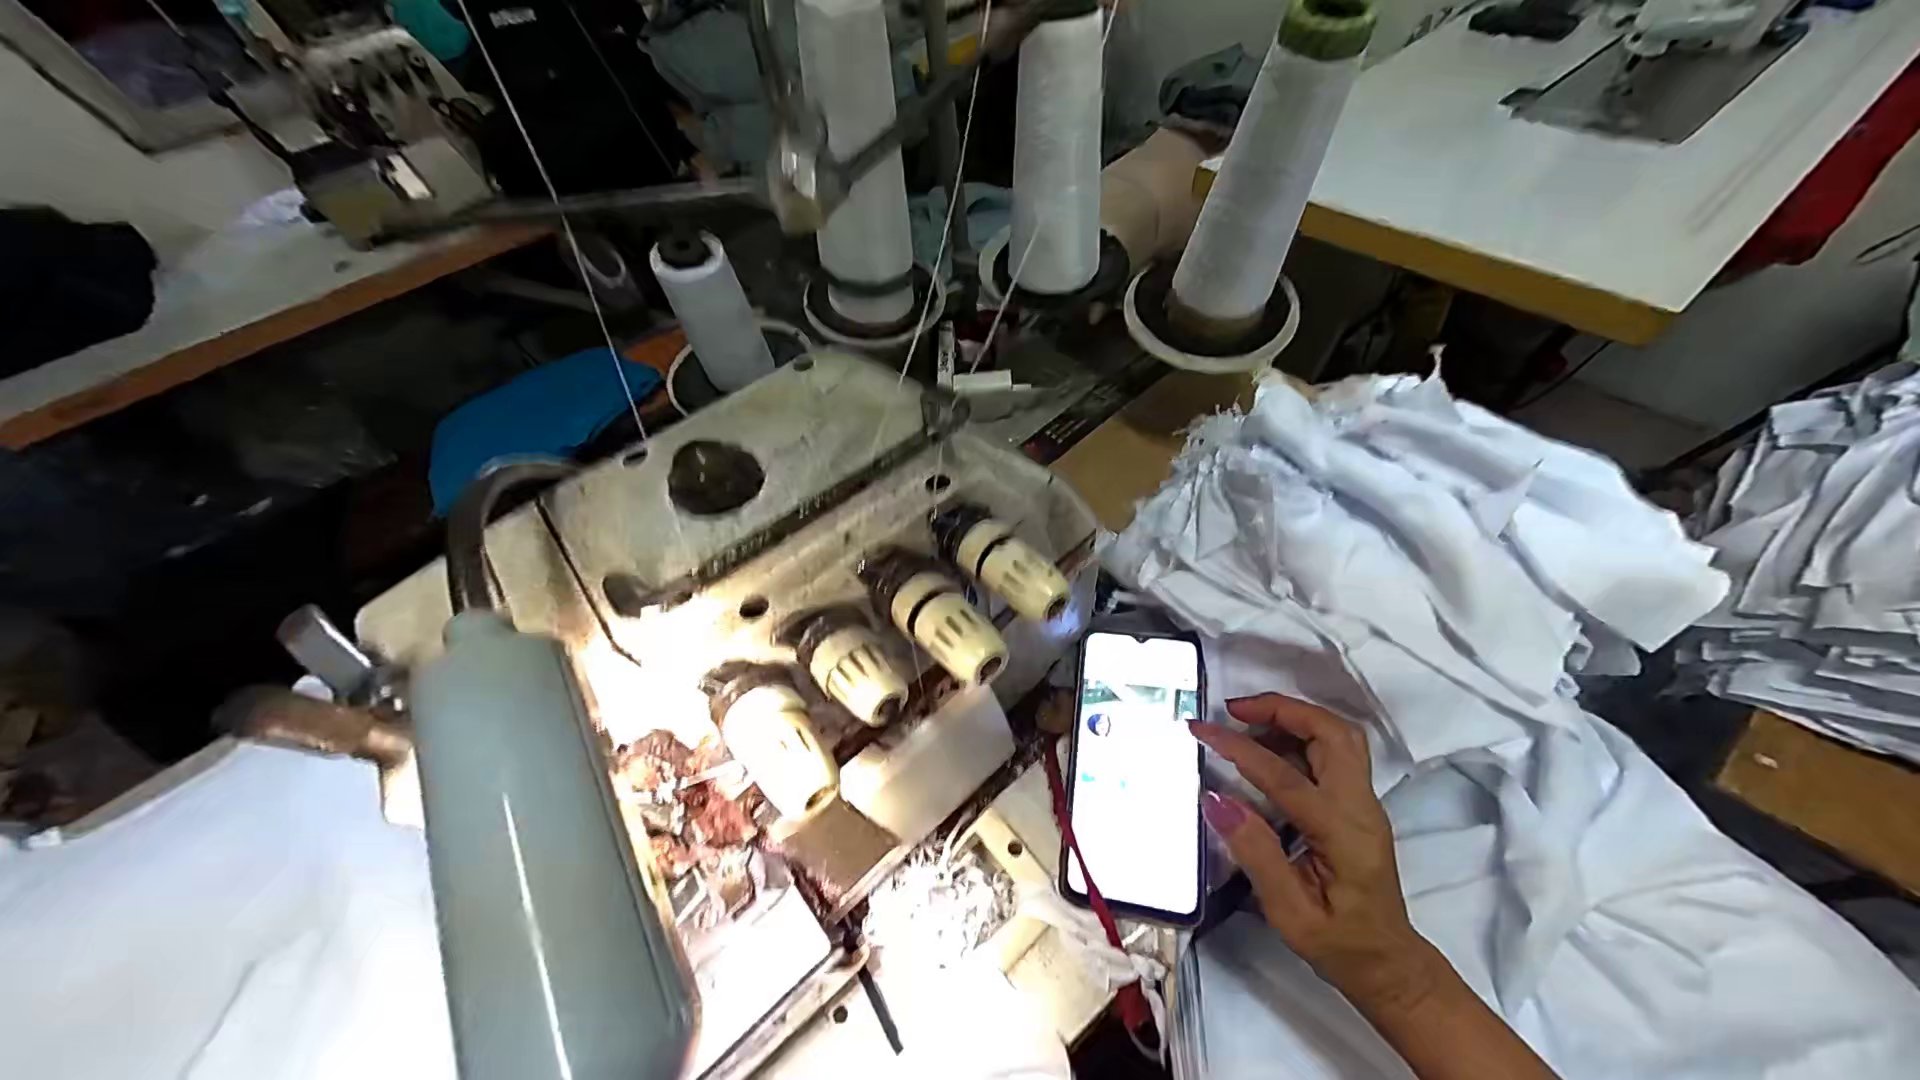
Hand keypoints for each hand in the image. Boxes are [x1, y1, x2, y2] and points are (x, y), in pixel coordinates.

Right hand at [1192, 694, 1443, 1012]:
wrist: (1389, 964)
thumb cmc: (1338, 944)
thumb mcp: (1289, 913)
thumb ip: (1255, 853)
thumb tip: (1215, 800)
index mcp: (1343, 834)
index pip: (1286, 776)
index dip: (1239, 748)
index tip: (1200, 730)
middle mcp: (1362, 807)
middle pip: (1333, 732)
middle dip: (1281, 709)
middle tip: (1233, 710)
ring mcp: (1364, 802)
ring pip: (1337, 734)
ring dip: (1291, 717)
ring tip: (1244, 722)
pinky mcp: (1358, 802)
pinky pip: (1333, 749)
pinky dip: (1297, 733)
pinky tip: (1265, 746)